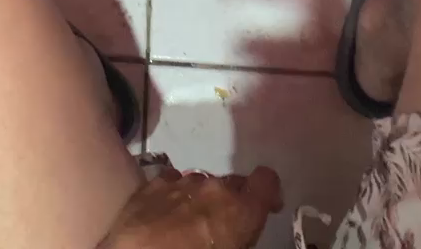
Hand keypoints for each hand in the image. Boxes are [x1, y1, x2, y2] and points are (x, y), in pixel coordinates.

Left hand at [97, 166, 282, 248]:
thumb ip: (240, 240)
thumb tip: (236, 238)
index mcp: (238, 209)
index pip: (266, 181)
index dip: (269, 192)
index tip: (268, 209)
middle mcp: (212, 187)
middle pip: (232, 185)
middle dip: (233, 203)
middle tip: (225, 231)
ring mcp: (179, 182)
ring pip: (202, 184)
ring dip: (203, 201)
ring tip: (192, 227)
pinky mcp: (151, 185)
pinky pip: (173, 183)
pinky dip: (176, 197)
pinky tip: (166, 218)